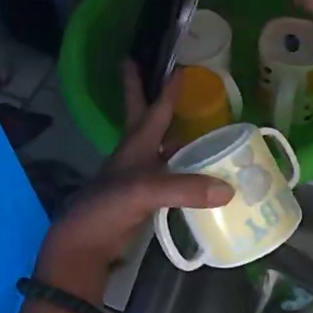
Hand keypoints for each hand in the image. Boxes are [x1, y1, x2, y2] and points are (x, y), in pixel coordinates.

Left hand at [36, 62, 233, 298]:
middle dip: (147, 93)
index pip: (155, 109)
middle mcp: (136, 154)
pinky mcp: (142, 196)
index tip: (180, 68)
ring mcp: (138, 175)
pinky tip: (195, 168)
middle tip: (154, 70)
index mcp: (136, 145)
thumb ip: (186, 189)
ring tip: (192, 121)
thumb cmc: (108, 207)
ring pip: (158, 144)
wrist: (84, 244)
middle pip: (144, 116)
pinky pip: (167, 171)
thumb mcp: (146, 192)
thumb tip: (228, 188)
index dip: (168, 89)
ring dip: (171, 130)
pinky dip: (180, 164)